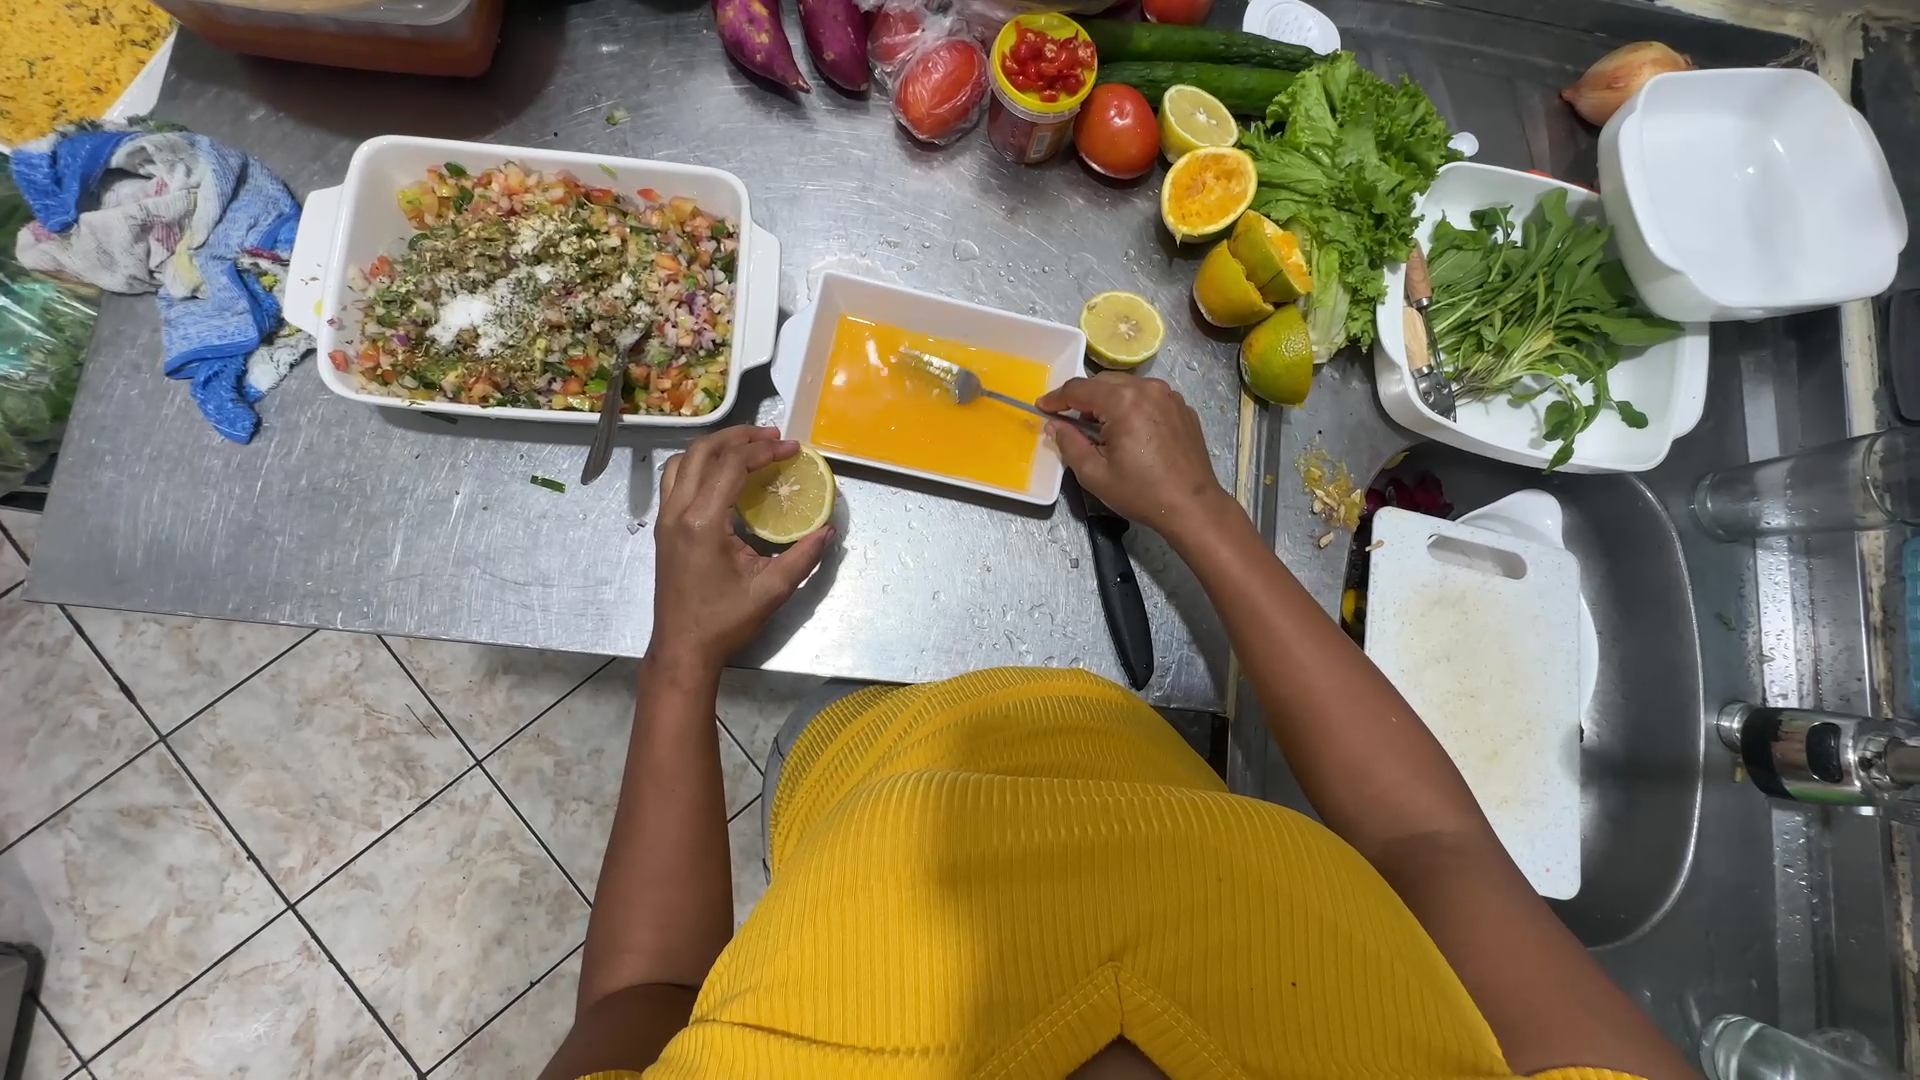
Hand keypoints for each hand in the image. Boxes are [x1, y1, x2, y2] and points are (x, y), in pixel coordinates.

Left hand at [651, 426, 832, 668]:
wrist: (684, 648)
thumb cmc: (725, 621)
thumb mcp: (772, 590)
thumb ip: (803, 556)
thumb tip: (827, 529)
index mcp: (703, 522)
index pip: (731, 465)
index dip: (764, 450)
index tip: (792, 447)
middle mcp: (678, 512)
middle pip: (702, 451)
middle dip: (739, 437)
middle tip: (772, 436)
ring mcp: (665, 519)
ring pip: (682, 461)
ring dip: (715, 447)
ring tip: (747, 447)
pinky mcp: (664, 528)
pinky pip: (676, 479)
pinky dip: (700, 464)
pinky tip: (724, 474)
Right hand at [1037, 373, 1234, 539]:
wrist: (1191, 505)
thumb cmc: (1141, 493)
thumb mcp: (1094, 474)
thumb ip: (1069, 443)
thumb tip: (1055, 425)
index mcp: (1123, 402)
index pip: (1078, 389)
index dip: (1056, 398)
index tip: (1042, 407)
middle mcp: (1147, 388)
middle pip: (1102, 382)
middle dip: (1082, 398)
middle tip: (1068, 421)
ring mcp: (1168, 396)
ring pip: (1126, 386)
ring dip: (1106, 400)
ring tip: (1099, 428)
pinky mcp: (1181, 407)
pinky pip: (1146, 396)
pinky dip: (1130, 406)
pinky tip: (1128, 431)